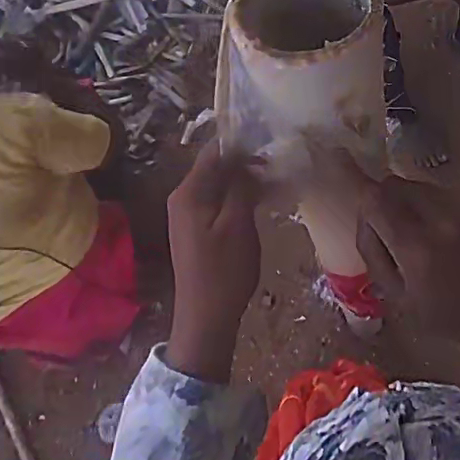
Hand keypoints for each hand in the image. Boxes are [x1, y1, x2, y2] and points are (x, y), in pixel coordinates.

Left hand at [164, 144, 262, 381]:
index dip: (242, 143)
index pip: (214, 151)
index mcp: (188, 192)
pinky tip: (259, 199)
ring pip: (218, 182)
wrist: (205, 318)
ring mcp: (187, 212)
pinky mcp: (196, 227)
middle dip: (245, 160)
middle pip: (215, 165)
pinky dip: (236, 195)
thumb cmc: (223, 271)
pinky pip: (217, 199)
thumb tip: (249, 158)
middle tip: (276, 160)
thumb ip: (241, 186)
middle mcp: (182, 196)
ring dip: (243, 179)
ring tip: (273, 177)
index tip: (270, 141)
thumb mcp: (238, 224)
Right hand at [355, 176, 459, 343]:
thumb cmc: (440, 311)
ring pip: (411, 184)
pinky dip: (423, 202)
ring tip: (411, 229)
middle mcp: (439, 218)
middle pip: (392, 185)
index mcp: (417, 248)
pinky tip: (433, 227)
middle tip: (384, 227)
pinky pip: (431, 189)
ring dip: (402, 200)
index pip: (376, 200)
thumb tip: (361, 211)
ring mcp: (459, 204)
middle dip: (381, 199)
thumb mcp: (394, 293)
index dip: (354, 179)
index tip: (337, 159)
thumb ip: (371, 247)